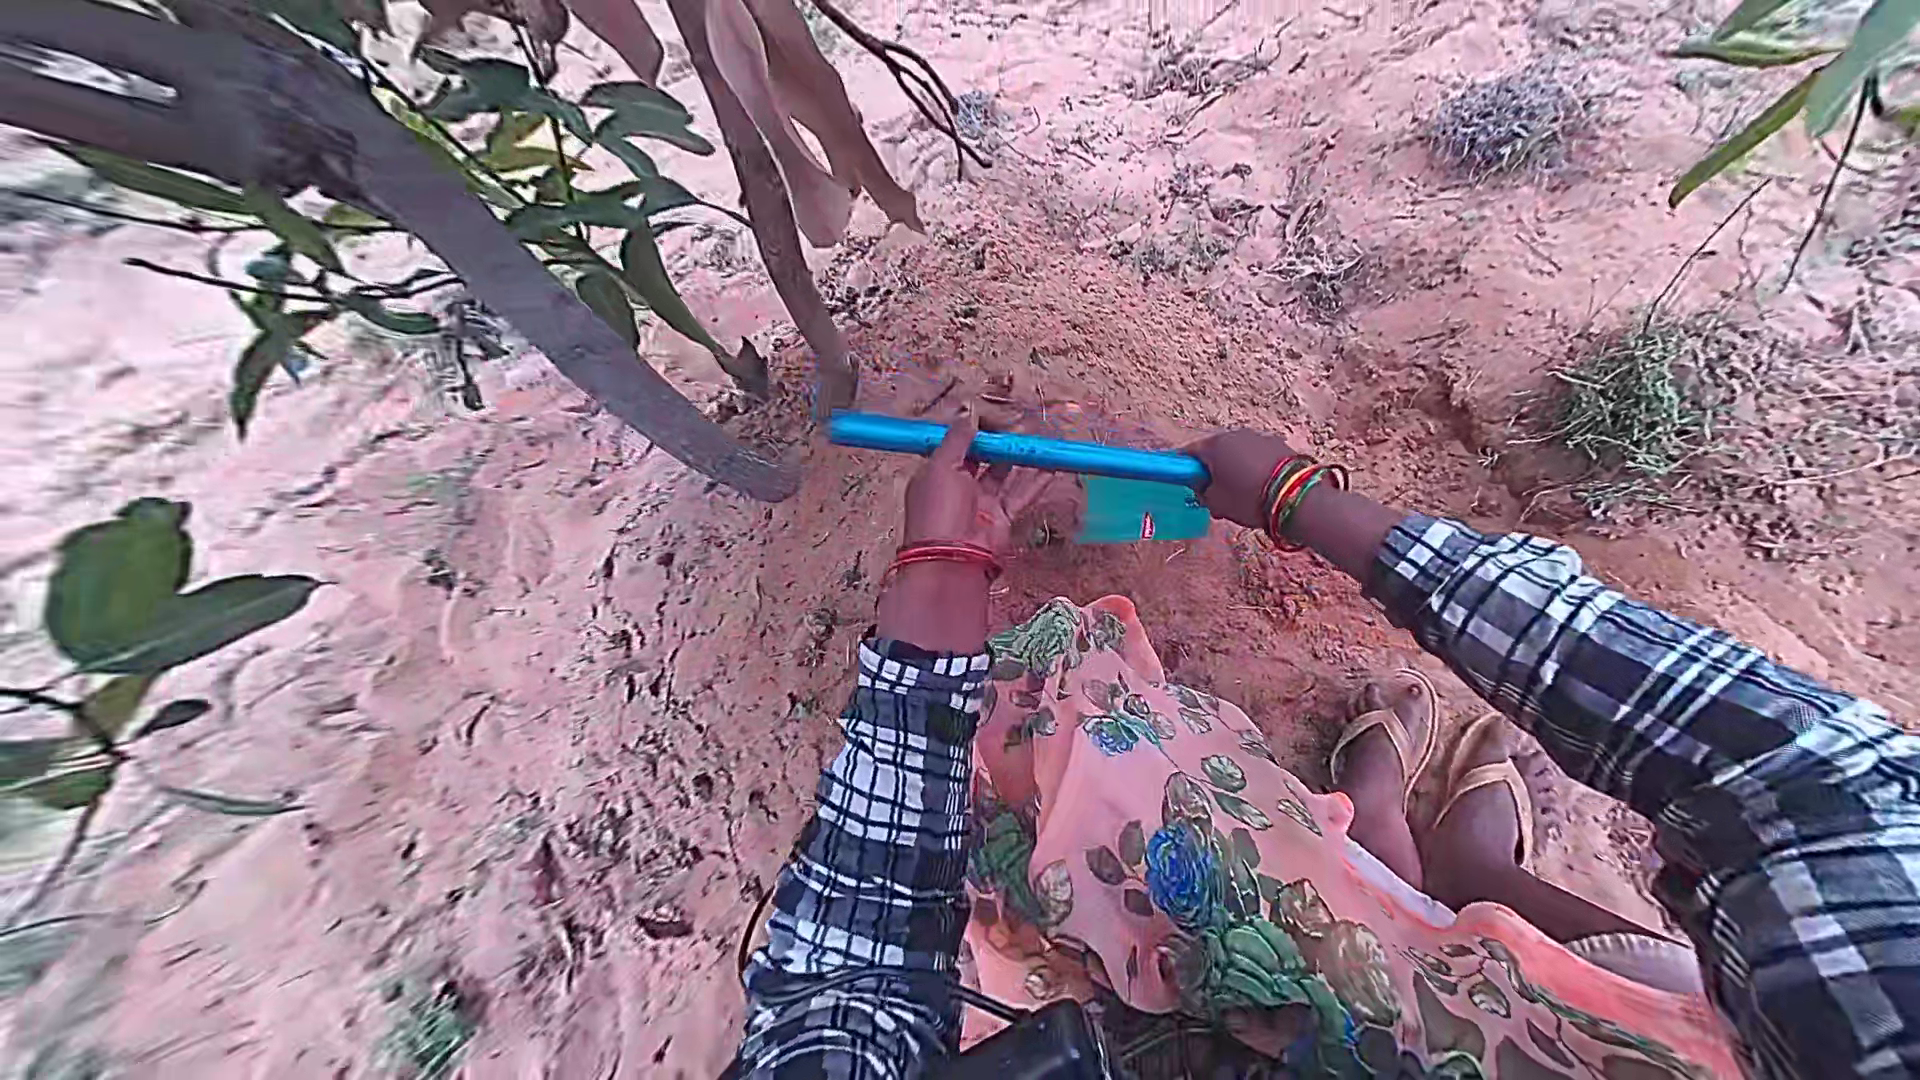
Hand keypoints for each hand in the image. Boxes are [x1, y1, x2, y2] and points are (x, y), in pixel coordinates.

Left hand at [902, 412, 1050, 552]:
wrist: (954, 557)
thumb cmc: (939, 510)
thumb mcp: (941, 465)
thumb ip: (957, 440)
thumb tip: (966, 418)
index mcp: (936, 475)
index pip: (955, 449)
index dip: (972, 434)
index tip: (989, 420)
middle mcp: (958, 489)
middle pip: (981, 460)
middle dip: (999, 444)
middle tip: (1018, 426)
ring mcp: (980, 504)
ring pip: (1003, 475)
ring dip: (1020, 458)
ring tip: (1037, 440)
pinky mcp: (1000, 518)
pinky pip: (1020, 494)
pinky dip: (1035, 481)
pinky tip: (1049, 466)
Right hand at [1184, 429, 1299, 529]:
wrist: (1299, 499)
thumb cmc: (1247, 499)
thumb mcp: (1216, 502)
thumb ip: (1201, 492)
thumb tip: (1201, 486)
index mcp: (1214, 446)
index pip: (1188, 452)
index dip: (1182, 467)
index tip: (1182, 480)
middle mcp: (1236, 435)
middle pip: (1214, 450)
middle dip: (1210, 468)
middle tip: (1210, 491)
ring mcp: (1260, 438)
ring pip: (1237, 452)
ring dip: (1232, 467)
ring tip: (1237, 491)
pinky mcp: (1280, 446)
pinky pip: (1256, 456)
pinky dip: (1252, 467)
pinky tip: (1256, 487)